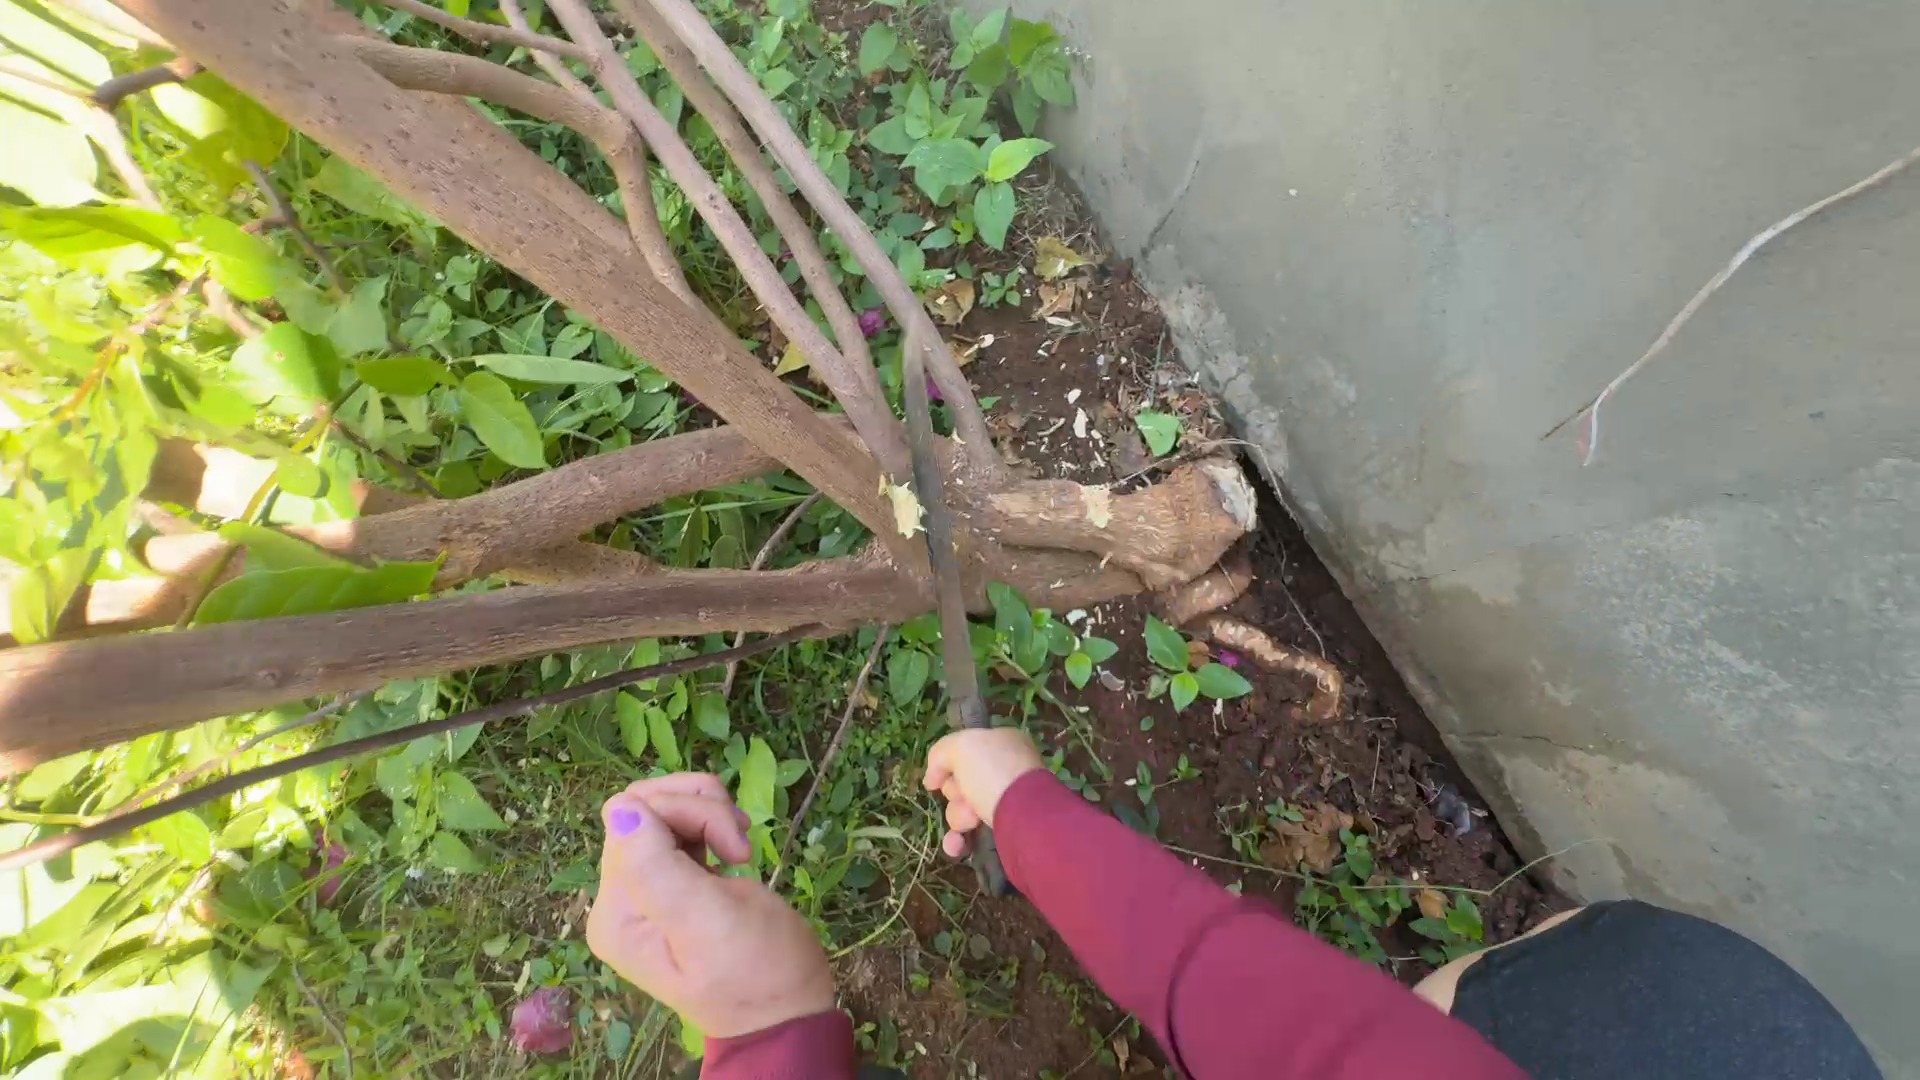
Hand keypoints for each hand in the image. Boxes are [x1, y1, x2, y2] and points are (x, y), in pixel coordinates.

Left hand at [584, 774, 834, 1037]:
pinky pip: (683, 824)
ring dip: (711, 812)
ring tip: (741, 846)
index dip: (687, 812)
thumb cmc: (757, 970)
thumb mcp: (710, 921)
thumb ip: (658, 868)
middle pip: (648, 806)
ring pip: (668, 807)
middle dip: (701, 809)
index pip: (632, 815)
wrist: (787, 1009)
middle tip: (741, 845)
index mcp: (617, 911)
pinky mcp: (675, 880)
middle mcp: (621, 897)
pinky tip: (735, 850)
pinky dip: (714, 822)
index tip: (733, 848)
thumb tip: (620, 807)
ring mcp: (647, 888)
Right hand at [923, 728, 1044, 857]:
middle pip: (961, 780)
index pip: (965, 749)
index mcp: (1003, 743)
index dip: (948, 762)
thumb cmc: (994, 772)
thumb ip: (941, 752)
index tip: (938, 777)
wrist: (1025, 816)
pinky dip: (959, 841)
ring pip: (963, 808)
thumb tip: (933, 779)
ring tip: (972, 819)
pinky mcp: (1003, 831)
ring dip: (959, 815)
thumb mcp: (963, 745)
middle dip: (955, 791)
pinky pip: (971, 835)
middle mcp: (1005, 771)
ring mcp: (1005, 802)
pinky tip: (956, 846)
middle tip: (965, 794)